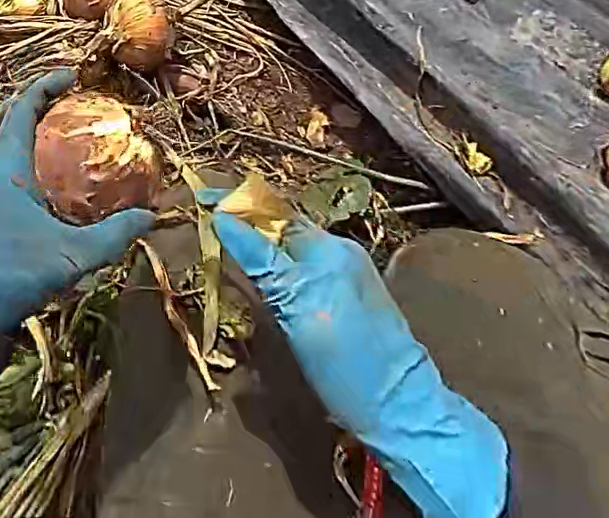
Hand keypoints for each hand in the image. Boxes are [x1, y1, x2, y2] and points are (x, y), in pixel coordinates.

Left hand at [0, 71, 156, 332]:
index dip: (45, 85)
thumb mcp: (73, 255)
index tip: (73, 76)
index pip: (22, 108)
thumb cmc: (17, 274)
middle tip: (75, 95)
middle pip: (14, 116)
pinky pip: (9, 156)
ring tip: (69, 122)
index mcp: (7, 167)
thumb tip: (150, 217)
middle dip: (42, 99)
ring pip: (9, 136)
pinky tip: (55, 164)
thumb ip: (115, 235)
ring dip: (34, 122)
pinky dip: (30, 145)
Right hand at [211, 206, 508, 517]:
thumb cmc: (346, 369)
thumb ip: (261, 267)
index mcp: (324, 252)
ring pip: (293, 236)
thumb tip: (223, 224)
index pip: (270, 216)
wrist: (405, 409)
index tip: (202, 199)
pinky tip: (264, 261)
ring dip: (260, 232)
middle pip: (281, 220)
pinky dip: (279, 251)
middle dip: (245, 214)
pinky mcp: (352, 280)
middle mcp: (337, 248)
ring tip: (228, 232)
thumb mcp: (295, 318)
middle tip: (210, 213)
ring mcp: (347, 263)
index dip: (234, 206)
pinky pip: (306, 254)